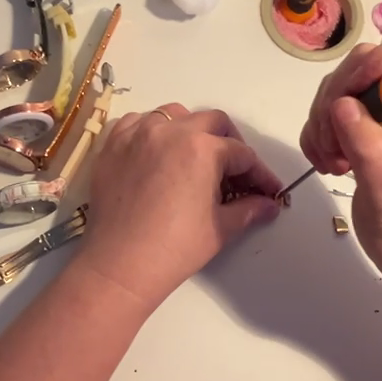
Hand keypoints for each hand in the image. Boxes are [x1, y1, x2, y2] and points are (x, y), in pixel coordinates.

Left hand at [70, 104, 282, 310]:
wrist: (119, 265)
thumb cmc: (174, 249)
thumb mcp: (220, 228)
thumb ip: (249, 209)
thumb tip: (269, 204)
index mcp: (202, 149)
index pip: (242, 154)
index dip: (259, 173)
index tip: (267, 190)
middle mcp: (170, 130)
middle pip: (211, 122)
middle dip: (229, 143)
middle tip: (233, 171)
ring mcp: (137, 134)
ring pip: (173, 115)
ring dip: (190, 130)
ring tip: (194, 157)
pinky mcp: (112, 144)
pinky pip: (137, 123)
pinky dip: (151, 132)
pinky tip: (156, 153)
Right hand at [300, 39, 381, 304]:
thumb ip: (371, 151)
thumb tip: (342, 103)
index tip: (353, 95)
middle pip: (376, 64)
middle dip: (342, 93)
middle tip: (332, 142)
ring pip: (351, 83)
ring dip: (326, 115)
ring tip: (330, 160)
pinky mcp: (374, 130)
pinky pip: (338, 107)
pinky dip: (321, 130)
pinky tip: (327, 162)